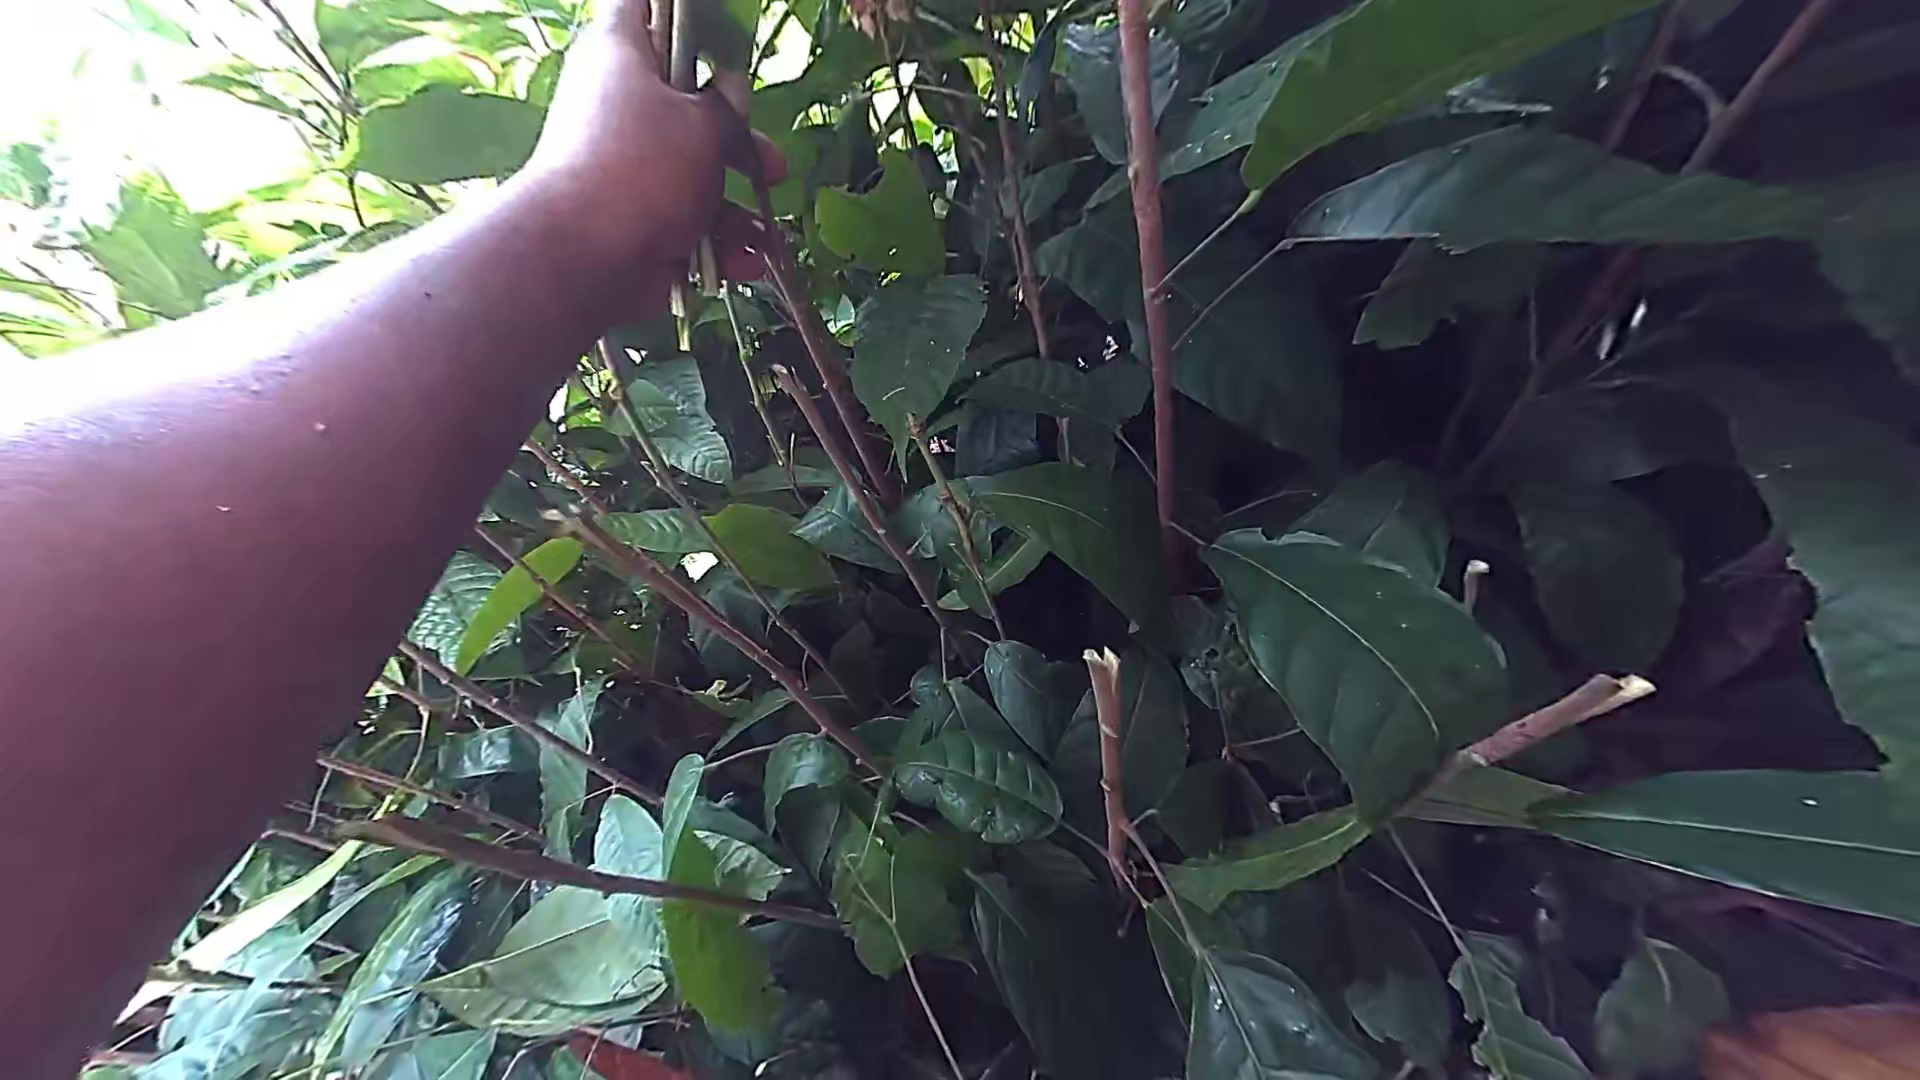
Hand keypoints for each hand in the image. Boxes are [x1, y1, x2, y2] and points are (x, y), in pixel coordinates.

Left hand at [520, 0, 782, 275]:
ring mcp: (633, 172)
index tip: (727, 39)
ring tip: (770, 238)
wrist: (593, 253)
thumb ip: (726, 107)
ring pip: (697, 181)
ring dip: (739, 212)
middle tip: (775, 167)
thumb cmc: (647, 167)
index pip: (646, 7)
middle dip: (741, 146)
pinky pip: (690, 228)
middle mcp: (623, 109)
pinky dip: (721, 247)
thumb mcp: (701, 125)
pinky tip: (748, 264)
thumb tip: (733, 87)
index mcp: (624, 56)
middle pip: (690, 113)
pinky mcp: (642, 223)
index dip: (688, 17)